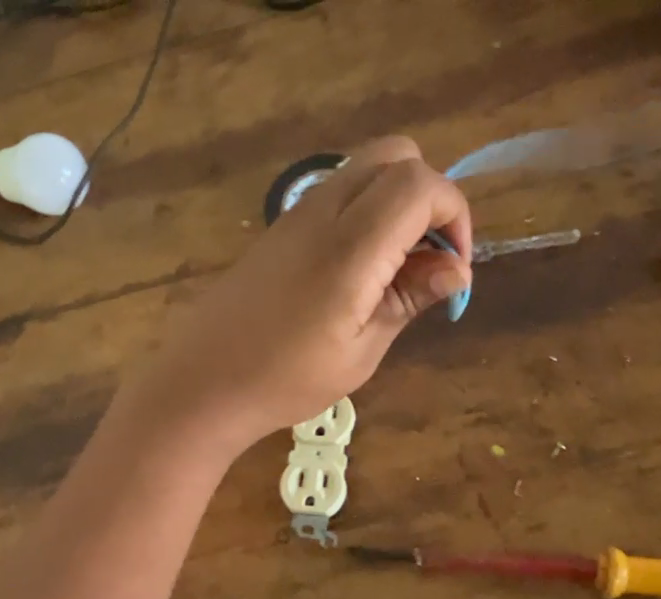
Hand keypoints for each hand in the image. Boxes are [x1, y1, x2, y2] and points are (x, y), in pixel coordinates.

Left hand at [124, 136, 472, 450]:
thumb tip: (456, 268)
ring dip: (397, 200)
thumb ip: (409, 298)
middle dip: (430, 196)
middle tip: (430, 258)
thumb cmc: (286, 381)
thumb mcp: (361, 352)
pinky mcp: (281, 226)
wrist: (203, 382)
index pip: (421, 185)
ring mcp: (297, 213)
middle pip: (397, 155)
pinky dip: (368, 210)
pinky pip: (338, 191)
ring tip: (399, 267)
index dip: (454, 215)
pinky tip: (362, 269)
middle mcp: (323, 212)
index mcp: (350, 248)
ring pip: (366, 166)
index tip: (454, 268)